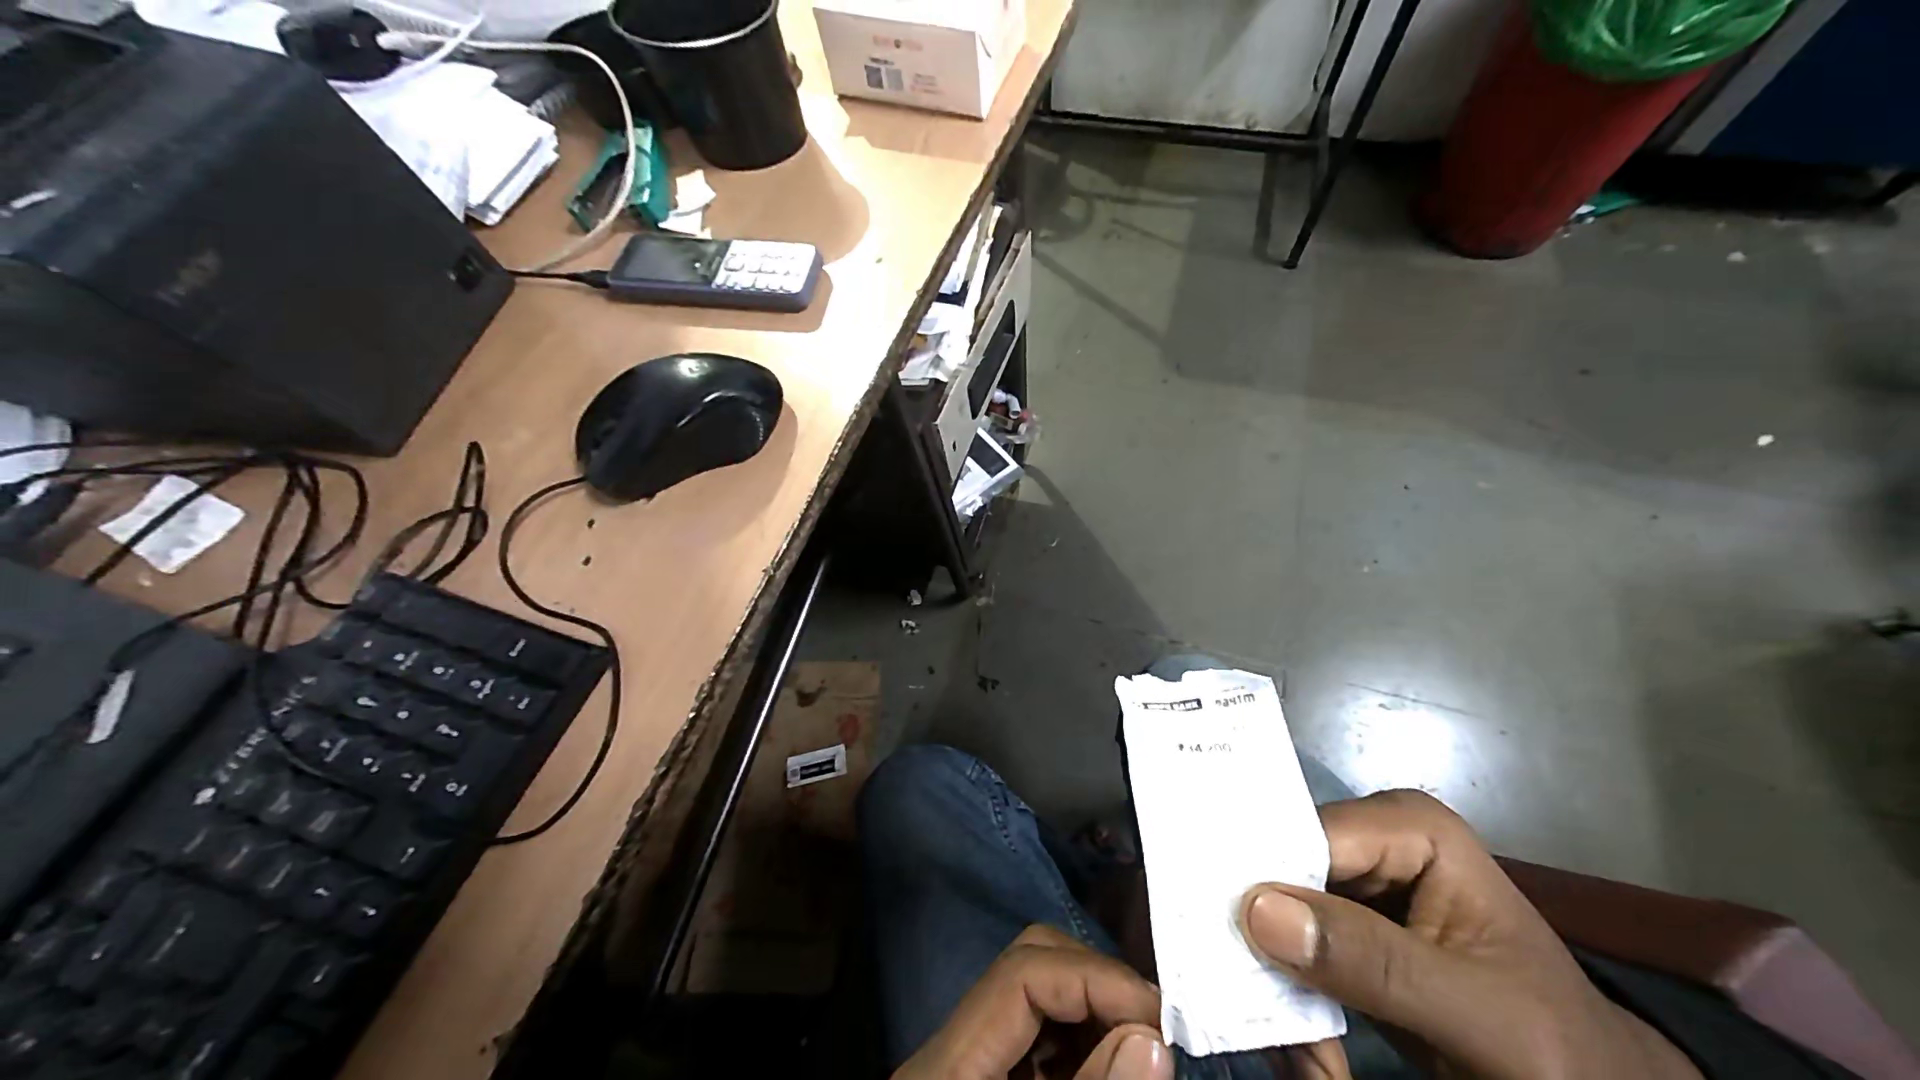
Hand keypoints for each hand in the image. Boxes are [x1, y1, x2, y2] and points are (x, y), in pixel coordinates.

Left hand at [894, 924, 1173, 1079]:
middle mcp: (955, 1044)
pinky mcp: (988, 1074)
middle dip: (1100, 986)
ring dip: (1099, 1016)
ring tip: (1144, 1050)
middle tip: (1157, 1037)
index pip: (1023, 969)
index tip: (1161, 1021)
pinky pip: (1041, 1040)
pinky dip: (1085, 1047)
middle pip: (1030, 965)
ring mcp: (971, 1059)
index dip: (1096, 978)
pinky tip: (1113, 1066)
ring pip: (1040, 1001)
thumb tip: (1152, 1038)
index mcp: (948, 1056)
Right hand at [1240, 791, 1703, 1079]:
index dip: (1263, 888)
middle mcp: (1370, 841)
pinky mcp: (1343, 928)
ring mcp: (1354, 884)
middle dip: (1269, 952)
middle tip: (1275, 1029)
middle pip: (1279, 875)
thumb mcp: (1477, 1013)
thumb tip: (1257, 909)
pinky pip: (1288, 950)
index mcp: (1408, 828)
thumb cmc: (1560, 1048)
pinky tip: (1317, 1054)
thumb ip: (1376, 961)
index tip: (1232, 951)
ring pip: (1272, 917)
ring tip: (1311, 1062)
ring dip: (1279, 989)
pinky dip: (1291, 1003)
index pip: (1303, 839)